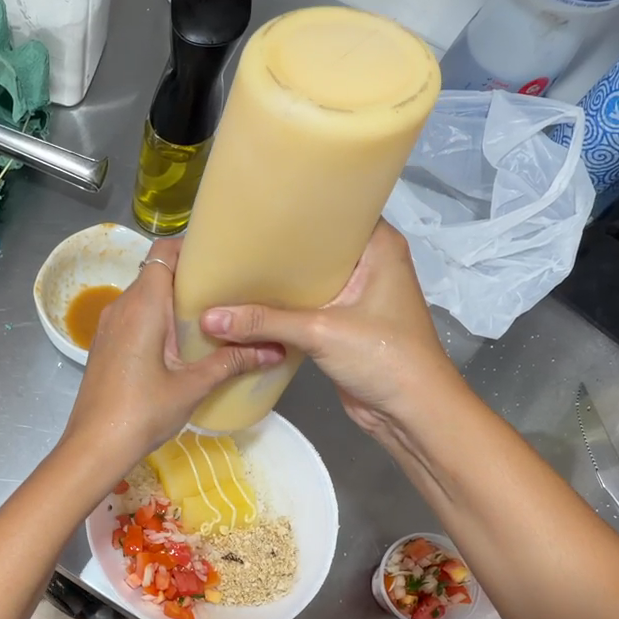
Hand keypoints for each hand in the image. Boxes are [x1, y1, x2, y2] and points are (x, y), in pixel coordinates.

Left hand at [60, 236, 282, 467]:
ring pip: (144, 298)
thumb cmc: (142, 412)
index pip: (164, 252)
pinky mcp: (105, 346)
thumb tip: (274, 350)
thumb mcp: (192, 386)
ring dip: (172, 302)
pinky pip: (133, 319)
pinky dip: (156, 321)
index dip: (191, 247)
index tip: (221, 256)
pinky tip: (179, 343)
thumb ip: (232, 362)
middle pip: (156, 273)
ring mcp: (108, 327)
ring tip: (209, 316)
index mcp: (142, 305)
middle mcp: (120, 307)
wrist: (94, 447)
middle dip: (189, 277)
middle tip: (226, 288)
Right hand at [197, 221, 460, 434]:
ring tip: (232, 269)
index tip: (257, 207)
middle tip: (233, 238)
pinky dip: (280, 310)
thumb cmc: (383, 356)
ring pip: (307, 281)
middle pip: (316, 247)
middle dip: (278, 248)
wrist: (410, 411)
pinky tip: (247, 307)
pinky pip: (305, 308)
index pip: (336, 210)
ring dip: (276, 283)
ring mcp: (355, 295)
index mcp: (377, 246)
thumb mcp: (320, 333)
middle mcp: (368, 264)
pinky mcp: (342, 324)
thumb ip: (264, 322)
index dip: (299, 208)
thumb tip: (208, 318)